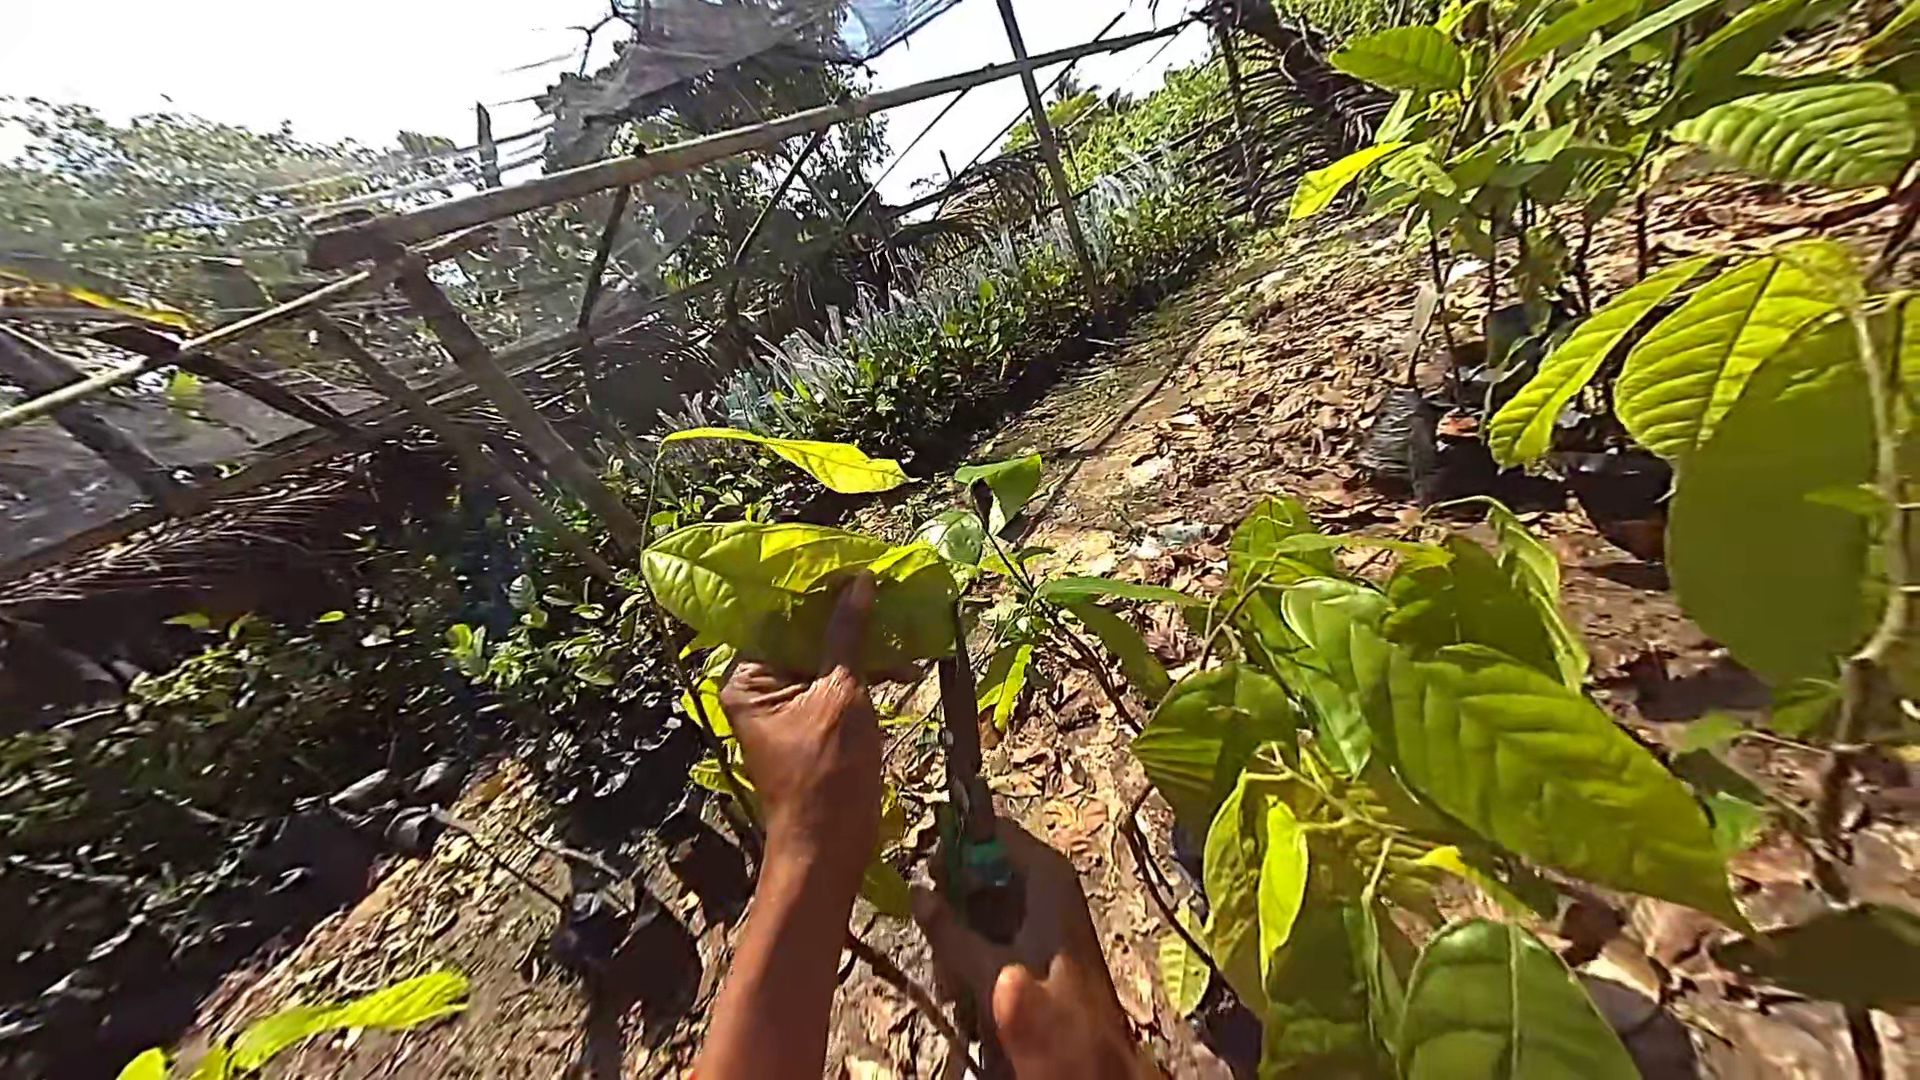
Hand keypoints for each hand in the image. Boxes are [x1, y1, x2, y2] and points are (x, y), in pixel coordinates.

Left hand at [720, 572, 883, 895]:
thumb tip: (860, 580)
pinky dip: (868, 672)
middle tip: (883, 588)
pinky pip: (840, 679)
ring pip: (828, 654)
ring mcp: (789, 701)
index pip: (779, 616)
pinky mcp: (816, 716)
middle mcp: (761, 683)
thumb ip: (848, 634)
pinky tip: (905, 667)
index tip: (852, 566)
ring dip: (866, 644)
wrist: (832, 846)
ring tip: (904, 627)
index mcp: (748, 676)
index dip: (816, 591)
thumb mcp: (840, 694)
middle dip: (848, 615)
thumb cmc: (828, 771)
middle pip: (805, 633)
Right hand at [912, 820, 1148, 1078]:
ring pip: (985, 902)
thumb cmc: (1054, 1019)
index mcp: (1045, 873)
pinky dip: (974, 951)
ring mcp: (1044, 913)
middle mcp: (1046, 883)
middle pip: (984, 868)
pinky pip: (995, 929)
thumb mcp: (993, 974)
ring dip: (960, 935)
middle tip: (933, 930)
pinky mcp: (1039, 942)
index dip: (958, 844)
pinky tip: (961, 988)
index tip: (929, 873)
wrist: (1100, 1075)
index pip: (993, 830)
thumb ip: (950, 931)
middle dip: (955, 901)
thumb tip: (915, 893)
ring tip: (948, 978)